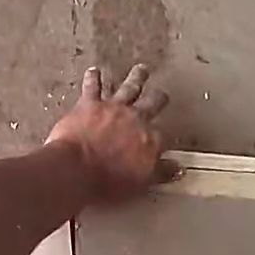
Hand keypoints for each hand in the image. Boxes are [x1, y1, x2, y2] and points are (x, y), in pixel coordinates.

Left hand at [45, 65, 168, 203]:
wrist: (75, 170)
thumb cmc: (107, 183)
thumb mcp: (140, 184)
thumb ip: (160, 173)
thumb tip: (178, 169)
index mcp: (151, 140)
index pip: (163, 136)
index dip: (161, 139)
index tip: (160, 141)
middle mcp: (137, 119)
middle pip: (154, 102)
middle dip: (159, 98)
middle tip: (162, 95)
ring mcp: (114, 108)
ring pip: (130, 87)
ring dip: (136, 77)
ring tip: (142, 69)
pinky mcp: (90, 104)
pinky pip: (94, 86)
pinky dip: (94, 78)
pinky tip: (95, 71)